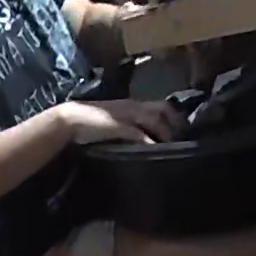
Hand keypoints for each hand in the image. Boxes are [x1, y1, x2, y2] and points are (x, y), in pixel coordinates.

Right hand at [55, 99, 184, 145]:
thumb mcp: (113, 125)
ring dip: (167, 133)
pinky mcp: (119, 126)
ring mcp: (127, 115)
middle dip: (177, 124)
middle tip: (184, 140)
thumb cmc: (89, 124)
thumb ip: (127, 130)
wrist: (71, 120)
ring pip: (156, 119)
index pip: (162, 106)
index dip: (175, 117)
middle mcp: (134, 106)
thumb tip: (140, 142)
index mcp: (133, 104)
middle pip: (164, 109)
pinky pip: (139, 133)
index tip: (182, 132)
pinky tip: (156, 151)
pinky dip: (149, 141)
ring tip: (175, 147)